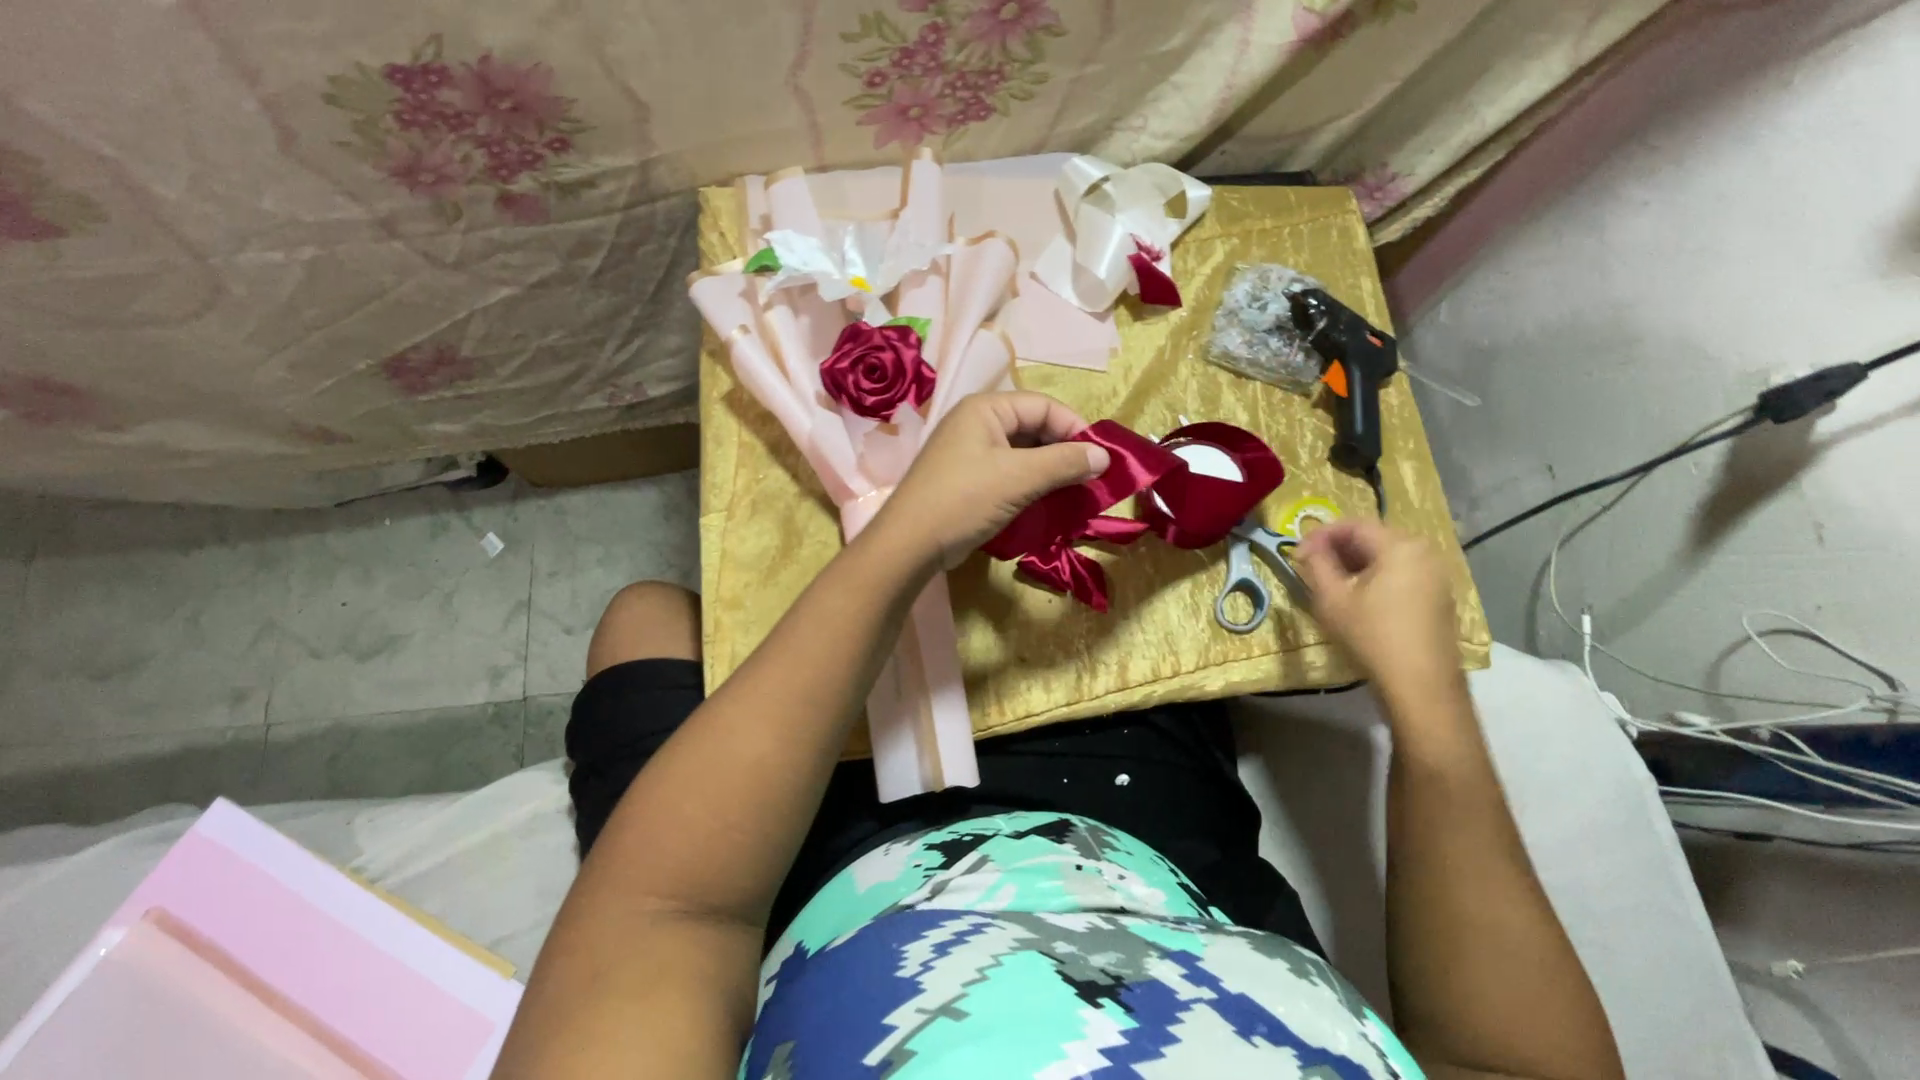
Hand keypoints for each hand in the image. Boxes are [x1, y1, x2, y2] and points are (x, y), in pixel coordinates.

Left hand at [871, 392, 1110, 568]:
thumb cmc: (964, 500)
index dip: (1075, 428)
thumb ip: (1064, 463)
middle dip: (1064, 451)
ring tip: (1074, 493)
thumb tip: (1104, 456)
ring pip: (1022, 453)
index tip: (1100, 457)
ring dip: (1050, 471)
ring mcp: (969, 453)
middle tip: (1091, 478)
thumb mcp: (1019, 478)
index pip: (1043, 405)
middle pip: (1033, 427)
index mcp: (984, 408)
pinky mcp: (967, 481)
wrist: (910, 544)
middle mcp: (976, 423)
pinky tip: (1048, 503)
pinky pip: (1008, 473)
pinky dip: (1031, 485)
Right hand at [1295, 520, 1458, 691]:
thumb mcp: (1332, 598)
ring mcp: (1437, 575)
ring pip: (1389, 557)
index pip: (1353, 525)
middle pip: (1374, 538)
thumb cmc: (1371, 635)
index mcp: (1400, 546)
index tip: (1298, 553)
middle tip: (1312, 567)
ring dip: (1357, 564)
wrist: (1420, 683)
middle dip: (1339, 549)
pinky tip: (1361, 600)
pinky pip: (1403, 574)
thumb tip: (1309, 547)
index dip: (1320, 535)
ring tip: (1333, 584)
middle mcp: (1425, 552)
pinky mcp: (1441, 597)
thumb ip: (1316, 564)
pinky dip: (1378, 578)